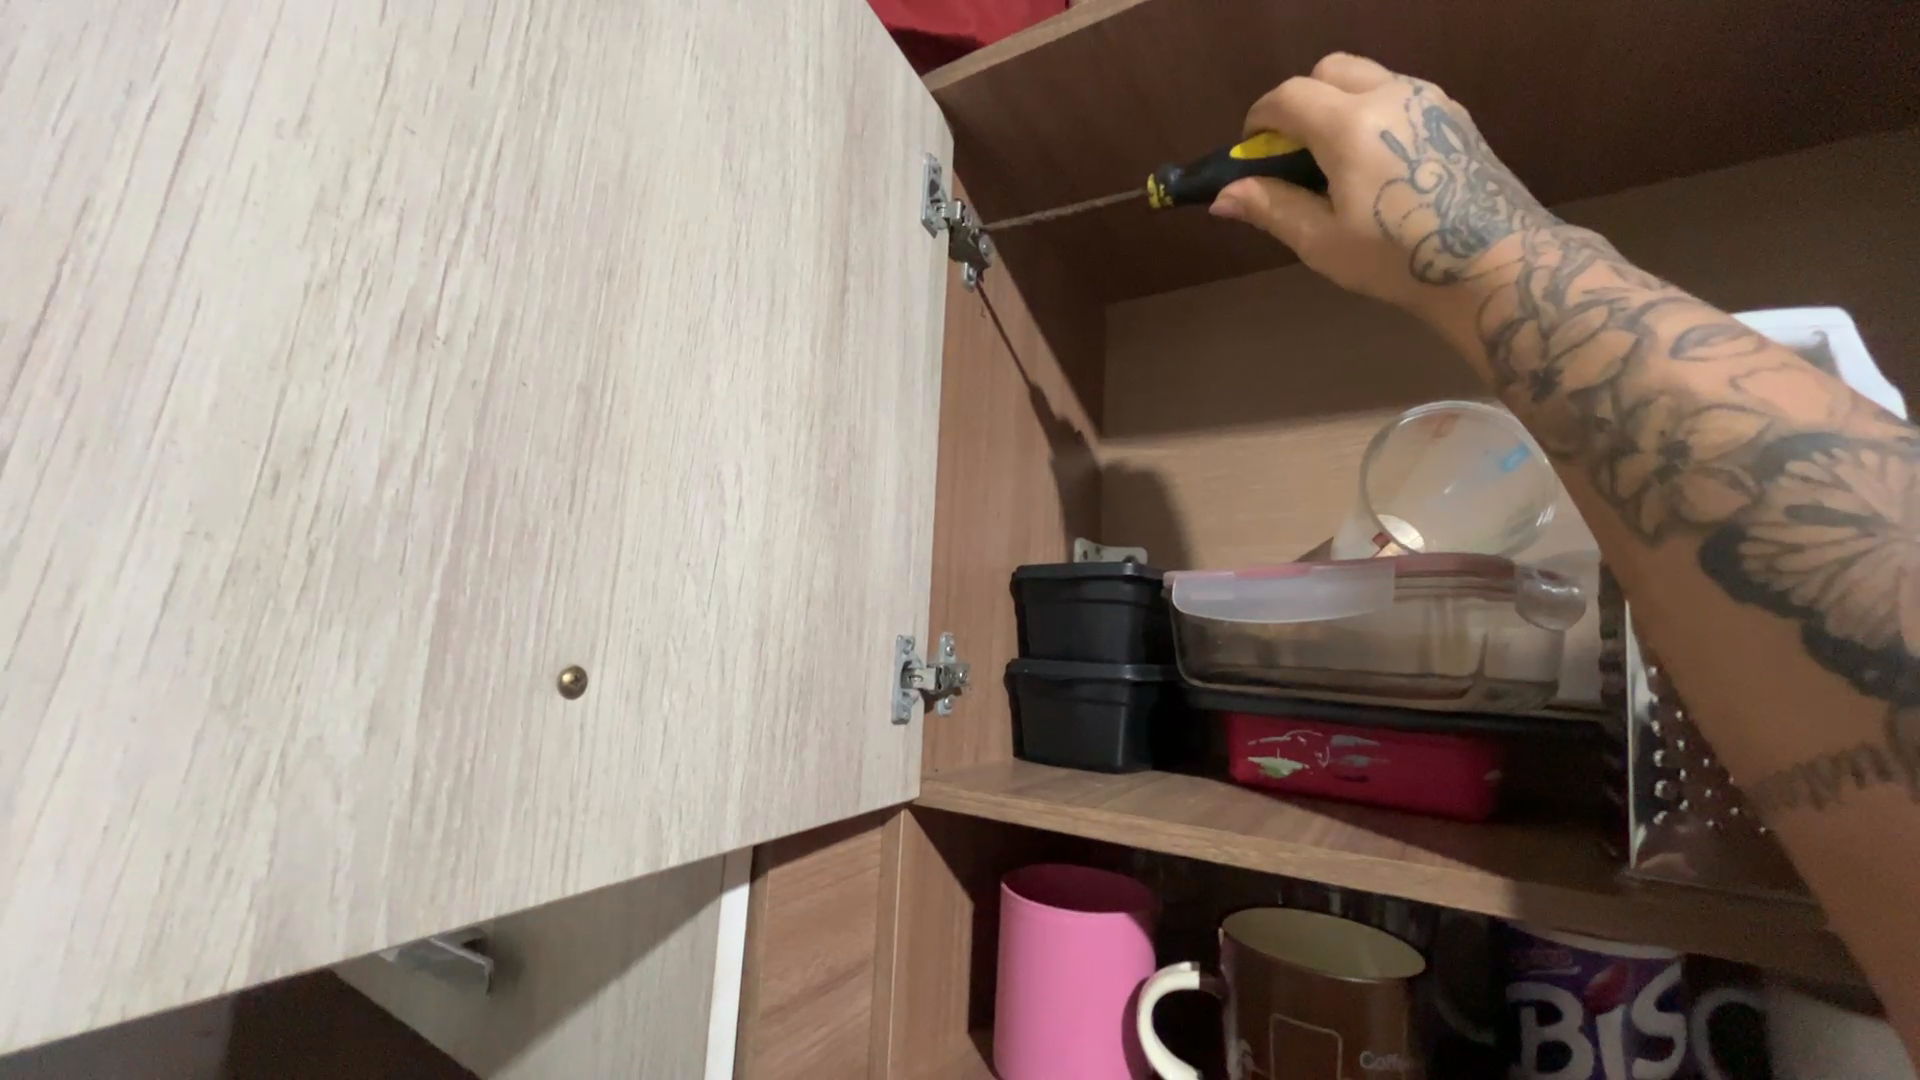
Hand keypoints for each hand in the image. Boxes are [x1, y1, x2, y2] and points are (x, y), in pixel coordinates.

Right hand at [1210, 53, 1553, 313]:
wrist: (1491, 262)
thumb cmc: (1393, 258)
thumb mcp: (1321, 240)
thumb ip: (1271, 207)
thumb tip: (1221, 196)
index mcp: (1350, 126)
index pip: (1288, 96)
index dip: (1259, 120)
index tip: (1249, 151)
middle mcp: (1390, 94)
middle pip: (1328, 70)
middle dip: (1298, 102)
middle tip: (1289, 154)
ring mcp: (1427, 99)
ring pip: (1365, 77)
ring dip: (1334, 105)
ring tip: (1330, 163)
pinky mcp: (1450, 114)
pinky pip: (1396, 94)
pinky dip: (1367, 113)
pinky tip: (1370, 166)